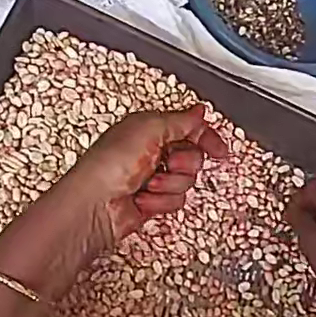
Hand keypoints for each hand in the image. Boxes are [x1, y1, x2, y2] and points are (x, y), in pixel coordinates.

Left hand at [61, 104, 228, 249]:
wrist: (96, 204)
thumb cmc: (111, 163)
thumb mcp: (150, 128)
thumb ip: (181, 121)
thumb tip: (200, 112)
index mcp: (149, 128)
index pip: (188, 129)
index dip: (205, 137)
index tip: (219, 150)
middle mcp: (152, 152)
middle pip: (193, 157)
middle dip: (185, 163)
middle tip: (169, 164)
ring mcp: (153, 178)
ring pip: (186, 181)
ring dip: (170, 184)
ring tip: (149, 184)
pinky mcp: (153, 202)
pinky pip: (176, 201)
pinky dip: (161, 201)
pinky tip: (143, 200)